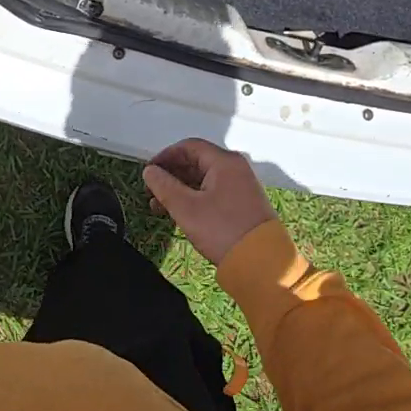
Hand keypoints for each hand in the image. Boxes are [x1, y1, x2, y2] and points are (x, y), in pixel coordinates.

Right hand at [141, 139, 276, 265]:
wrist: (262, 264)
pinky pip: (214, 191)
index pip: (189, 146)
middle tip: (152, 192)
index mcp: (225, 162)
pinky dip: (195, 198)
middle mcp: (236, 168)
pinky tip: (182, 213)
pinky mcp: (244, 203)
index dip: (165, 156)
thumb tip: (150, 171)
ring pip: (204, 178)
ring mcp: (242, 186)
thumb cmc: (221, 230)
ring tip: (160, 207)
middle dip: (171, 175)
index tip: (148, 172)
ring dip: (181, 189)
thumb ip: (164, 186)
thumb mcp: (186, 208)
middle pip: (197, 161)